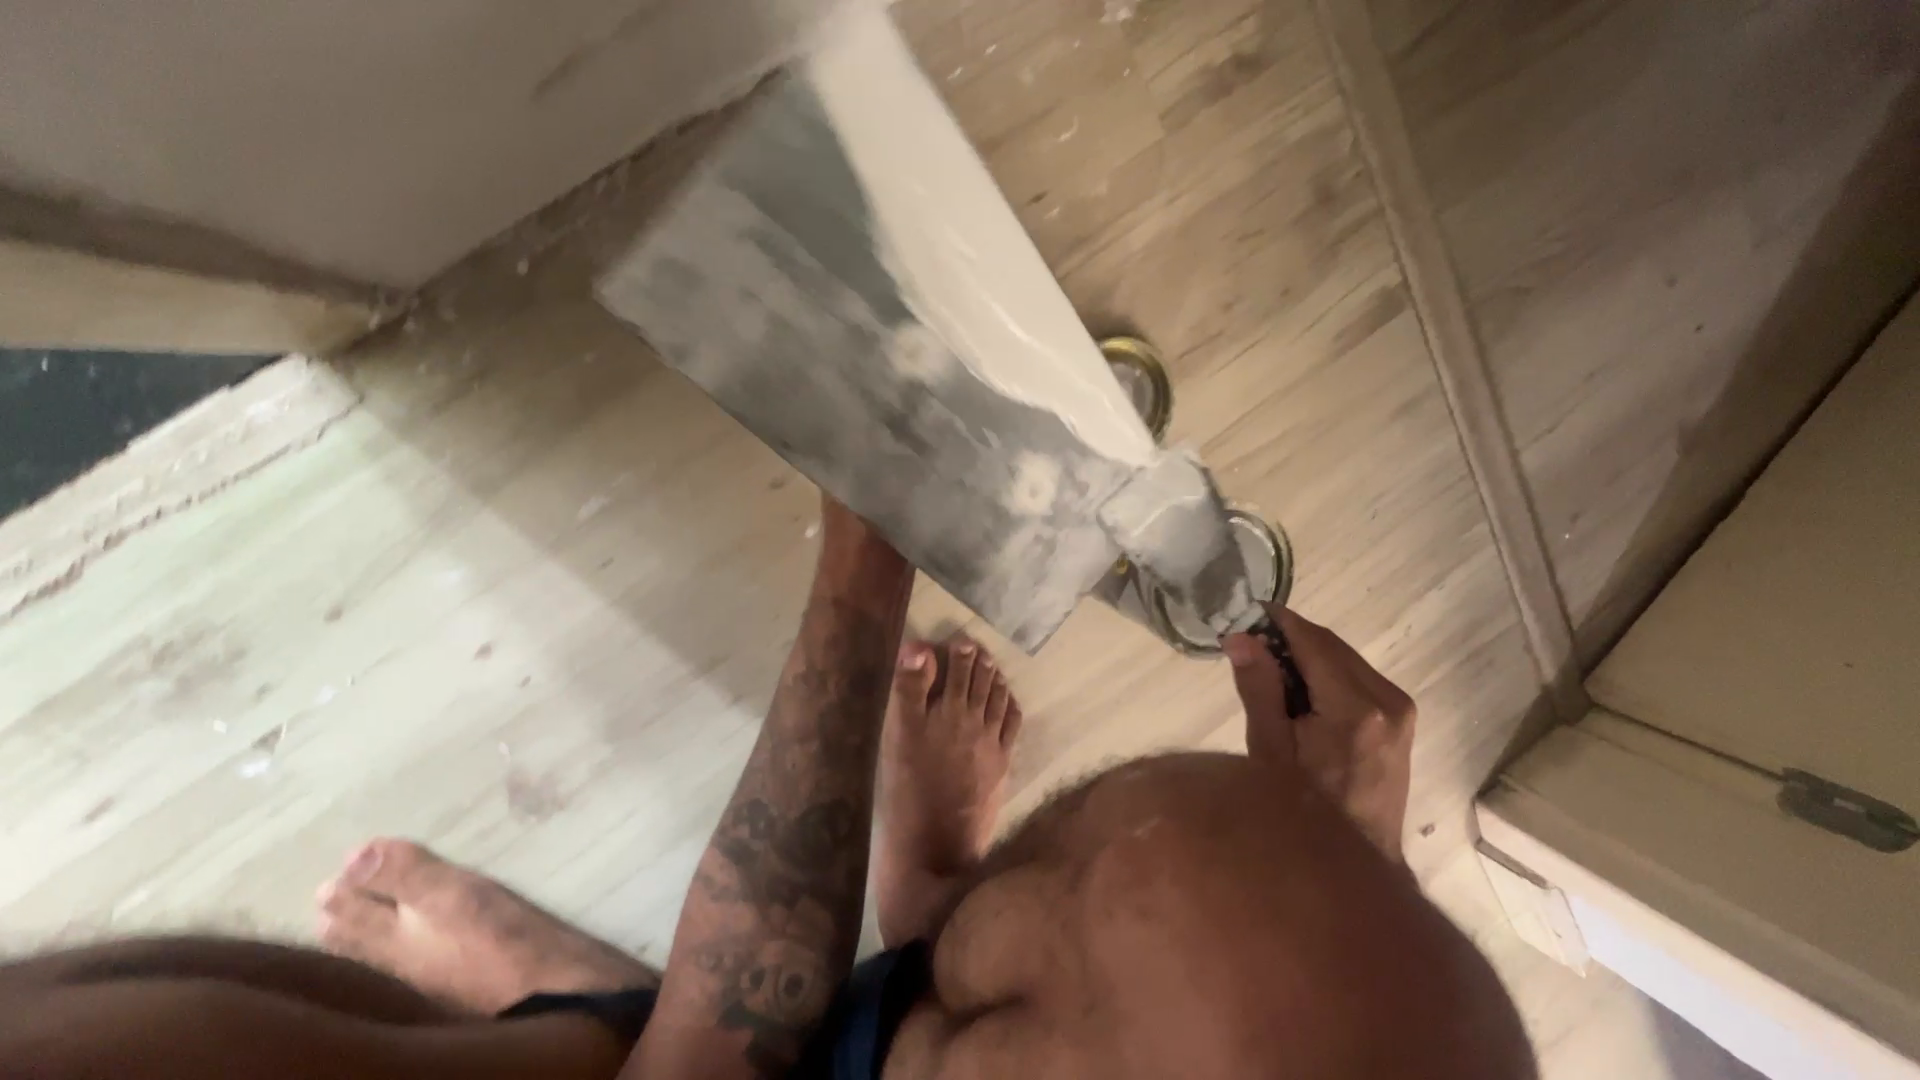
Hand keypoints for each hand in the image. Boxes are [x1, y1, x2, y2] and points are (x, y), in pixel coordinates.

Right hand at [1224, 607, 1415, 860]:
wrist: (1356, 861)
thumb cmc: (1304, 810)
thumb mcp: (1270, 750)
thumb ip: (1259, 689)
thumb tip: (1241, 638)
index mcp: (1356, 709)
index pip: (1314, 643)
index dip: (1280, 622)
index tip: (1248, 611)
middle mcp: (1388, 701)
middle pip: (1332, 647)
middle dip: (1291, 638)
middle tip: (1249, 640)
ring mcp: (1401, 711)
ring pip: (1345, 660)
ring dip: (1308, 656)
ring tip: (1269, 667)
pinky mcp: (1401, 721)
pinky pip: (1358, 679)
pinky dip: (1326, 674)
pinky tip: (1299, 690)